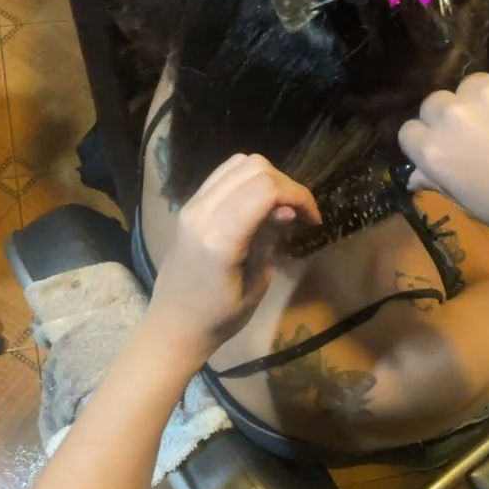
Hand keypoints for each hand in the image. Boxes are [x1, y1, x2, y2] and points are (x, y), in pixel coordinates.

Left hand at [146, 153, 319, 358]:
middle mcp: (202, 212)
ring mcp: (192, 205)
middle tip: (300, 215)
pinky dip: (249, 180)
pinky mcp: (189, 205)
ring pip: (239, 163)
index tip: (314, 220)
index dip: (298, 196)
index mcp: (220, 238)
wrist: (174, 324)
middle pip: (254, 167)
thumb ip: (270, 240)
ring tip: (282, 208)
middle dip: (287, 186)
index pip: (266, 189)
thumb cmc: (219, 318)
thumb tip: (288, 210)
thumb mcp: (256, 285)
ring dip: (268, 179)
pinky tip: (259, 205)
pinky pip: (224, 175)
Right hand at [398, 61, 488, 243]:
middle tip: (482, 135)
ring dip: (485, 99)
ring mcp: (487, 88)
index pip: (409, 131)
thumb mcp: (472, 204)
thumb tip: (415, 175)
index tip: (448, 149)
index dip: (427, 139)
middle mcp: (452, 115)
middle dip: (452, 116)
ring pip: (474, 85)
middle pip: (436, 103)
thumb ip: (440, 182)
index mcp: (433, 152)